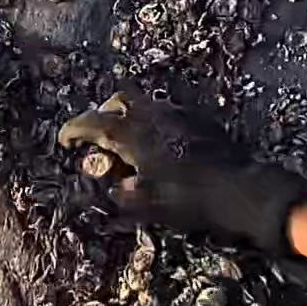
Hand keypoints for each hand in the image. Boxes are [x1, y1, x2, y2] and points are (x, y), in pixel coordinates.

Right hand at [57, 91, 306, 253]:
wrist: (242, 189)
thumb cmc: (189, 199)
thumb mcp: (148, 204)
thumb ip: (122, 192)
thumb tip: (115, 184)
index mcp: (133, 134)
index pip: (93, 124)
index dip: (74, 130)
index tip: (64, 140)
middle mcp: (150, 115)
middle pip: (116, 102)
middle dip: (101, 114)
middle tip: (98, 136)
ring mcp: (175, 112)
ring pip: (141, 101)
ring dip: (127, 113)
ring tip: (126, 135)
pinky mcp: (195, 117)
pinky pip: (163, 109)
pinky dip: (150, 118)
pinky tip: (158, 138)